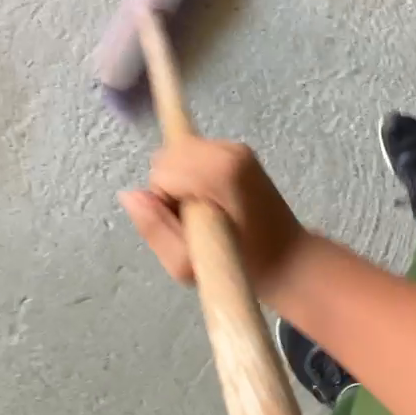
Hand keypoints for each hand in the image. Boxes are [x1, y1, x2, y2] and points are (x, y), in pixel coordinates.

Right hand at [119, 137, 311, 293]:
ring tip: (205, 212)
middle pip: (170, 154)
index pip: (162, 170)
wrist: (286, 259)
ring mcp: (239, 148)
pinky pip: (198, 153)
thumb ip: (155, 227)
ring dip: (183, 179)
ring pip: (182, 152)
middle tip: (192, 220)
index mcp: (221, 173)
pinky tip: (213, 200)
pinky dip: (196, 174)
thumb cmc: (239, 266)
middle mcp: (231, 151)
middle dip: (171, 185)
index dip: (164, 199)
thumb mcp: (187, 264)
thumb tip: (129, 194)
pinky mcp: (242, 151)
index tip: (184, 223)